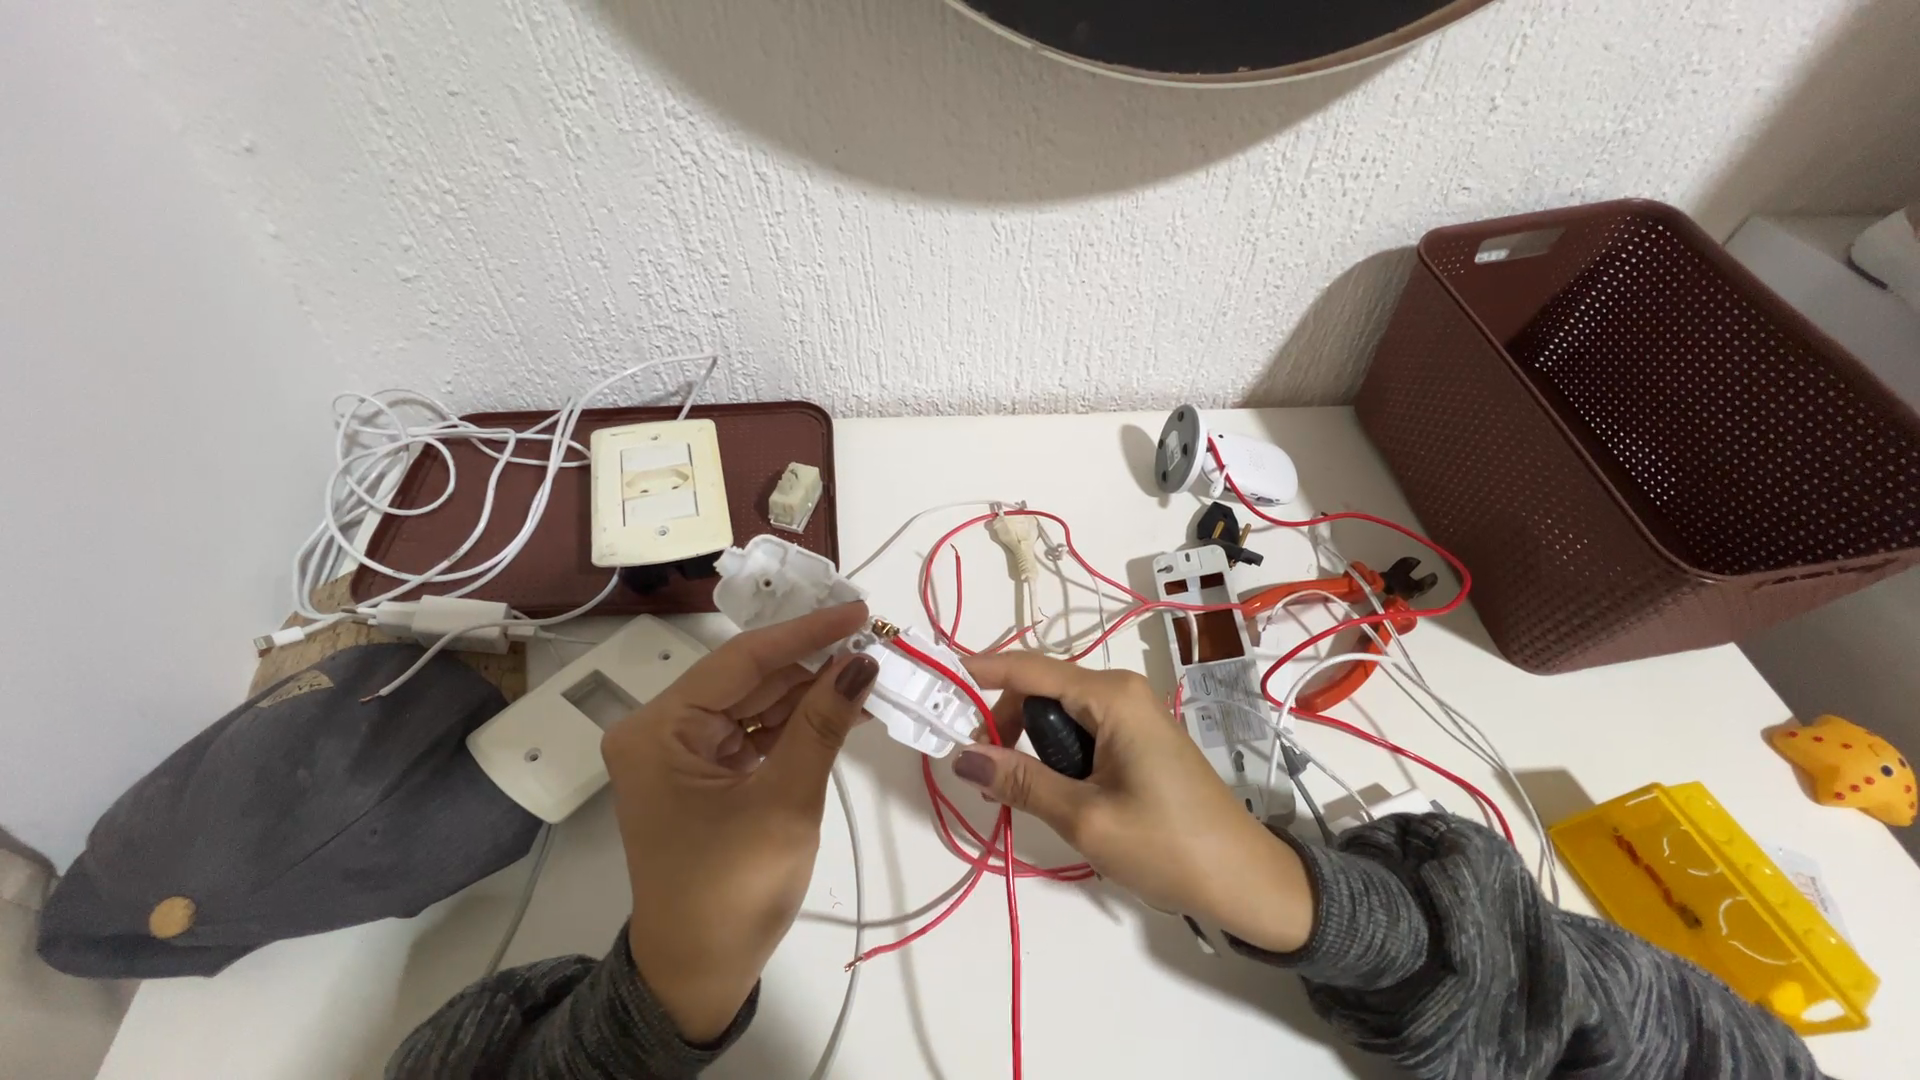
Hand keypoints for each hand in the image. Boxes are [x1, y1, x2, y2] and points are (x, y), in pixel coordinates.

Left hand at [602, 602, 877, 1041]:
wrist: (699, 974)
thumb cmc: (733, 891)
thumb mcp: (785, 800)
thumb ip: (822, 723)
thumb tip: (863, 661)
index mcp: (660, 729)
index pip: (742, 660)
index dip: (805, 634)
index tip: (857, 611)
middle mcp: (663, 729)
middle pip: (750, 678)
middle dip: (814, 664)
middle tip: (875, 644)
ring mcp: (683, 750)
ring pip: (758, 703)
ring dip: (812, 692)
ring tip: (871, 673)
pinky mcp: (705, 771)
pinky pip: (757, 732)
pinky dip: (799, 723)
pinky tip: (844, 708)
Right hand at [957, 652, 1312, 952]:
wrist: (1245, 879)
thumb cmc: (1167, 845)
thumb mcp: (1085, 817)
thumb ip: (1021, 781)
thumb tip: (961, 755)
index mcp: (1111, 696)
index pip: (1029, 668)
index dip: (981, 672)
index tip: (937, 681)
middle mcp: (1120, 691)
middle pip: (1040, 688)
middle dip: (1003, 721)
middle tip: (981, 772)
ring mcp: (1131, 713)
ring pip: (1057, 710)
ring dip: (1027, 743)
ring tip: (1014, 792)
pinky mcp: (1136, 738)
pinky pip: (1080, 728)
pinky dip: (1054, 753)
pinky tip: (1048, 790)